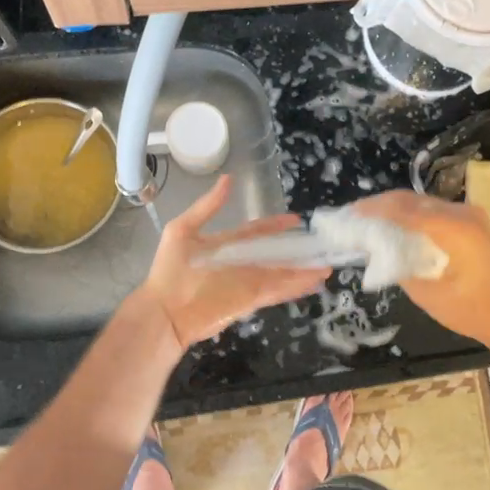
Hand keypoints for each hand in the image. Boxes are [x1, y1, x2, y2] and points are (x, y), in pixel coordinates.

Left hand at [130, 174, 329, 348]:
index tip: (295, 221)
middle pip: (274, 254)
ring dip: (303, 270)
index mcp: (227, 244)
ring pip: (282, 273)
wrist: (164, 310)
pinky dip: (296, 286)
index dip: (275, 226)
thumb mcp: (183, 230)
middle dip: (296, 250)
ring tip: (326, 265)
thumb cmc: (170, 270)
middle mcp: (241, 263)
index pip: (257, 232)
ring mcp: (247, 282)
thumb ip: (208, 206)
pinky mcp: (251, 300)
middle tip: (319, 244)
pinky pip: (278, 290)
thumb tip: (228, 179)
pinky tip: (314, 281)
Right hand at [353, 191, 489, 354]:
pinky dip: (412, 217)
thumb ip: (400, 266)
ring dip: (395, 211)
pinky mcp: (472, 224)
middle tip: (353, 217)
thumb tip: (375, 250)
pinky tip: (396, 229)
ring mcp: (470, 216)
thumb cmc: (474, 311)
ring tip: (368, 222)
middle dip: (380, 206)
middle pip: (412, 200)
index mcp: (453, 227)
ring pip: (422, 203)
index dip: (372, 210)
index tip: (348, 215)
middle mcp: (462, 213)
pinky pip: (435, 213)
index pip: (403, 210)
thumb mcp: (429, 294)